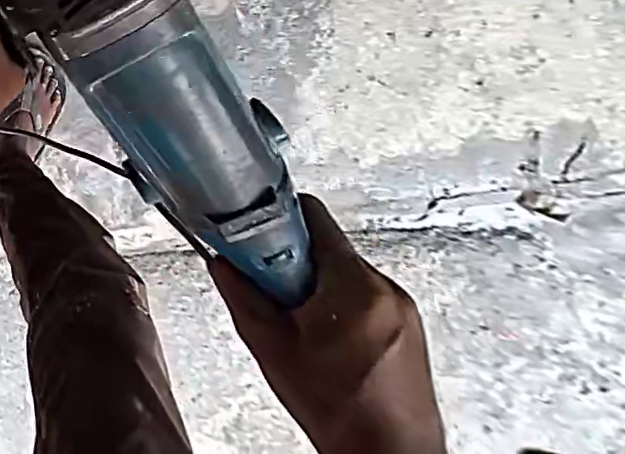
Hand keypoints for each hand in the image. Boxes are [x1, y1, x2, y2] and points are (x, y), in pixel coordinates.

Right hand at [211, 195, 445, 453]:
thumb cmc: (340, 409)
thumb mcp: (266, 341)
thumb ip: (237, 289)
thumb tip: (219, 259)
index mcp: (356, 287)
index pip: (310, 215)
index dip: (272, 216)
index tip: (249, 234)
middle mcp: (387, 291)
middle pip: (320, 243)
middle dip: (285, 256)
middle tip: (264, 284)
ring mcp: (402, 310)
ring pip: (336, 268)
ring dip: (306, 279)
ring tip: (290, 315)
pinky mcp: (405, 327)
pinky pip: (357, 291)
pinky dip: (329, 298)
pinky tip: (314, 330)